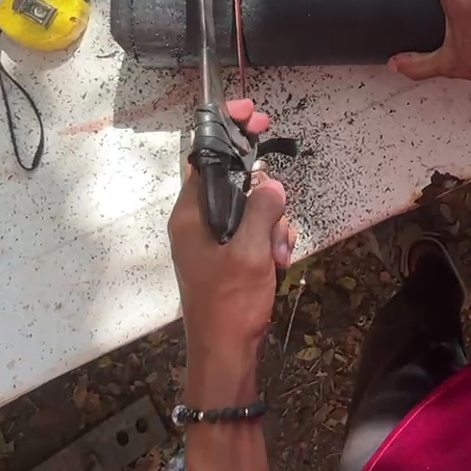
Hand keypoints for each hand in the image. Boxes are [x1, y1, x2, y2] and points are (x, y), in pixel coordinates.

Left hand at [167, 103, 293, 403]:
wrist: (227, 356)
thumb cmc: (230, 304)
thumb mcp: (250, 252)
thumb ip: (262, 210)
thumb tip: (271, 183)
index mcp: (191, 215)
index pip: (204, 156)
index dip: (227, 130)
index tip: (251, 114)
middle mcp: (198, 222)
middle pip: (231, 178)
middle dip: (261, 180)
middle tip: (278, 172)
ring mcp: (214, 239)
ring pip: (250, 205)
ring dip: (273, 220)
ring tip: (278, 251)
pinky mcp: (230, 256)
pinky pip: (255, 230)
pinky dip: (272, 239)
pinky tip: (279, 262)